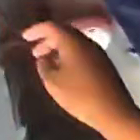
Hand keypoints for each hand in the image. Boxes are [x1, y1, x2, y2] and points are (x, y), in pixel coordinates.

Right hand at [23, 22, 139, 135]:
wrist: (115, 113)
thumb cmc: (80, 96)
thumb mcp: (53, 83)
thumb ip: (44, 66)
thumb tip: (43, 58)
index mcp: (71, 41)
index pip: (50, 26)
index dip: (35, 30)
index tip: (24, 37)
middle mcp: (85, 41)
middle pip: (63, 31)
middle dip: (47, 39)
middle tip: (35, 51)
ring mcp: (97, 51)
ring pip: (73, 41)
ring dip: (58, 47)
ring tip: (47, 61)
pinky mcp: (104, 63)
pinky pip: (82, 50)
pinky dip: (69, 54)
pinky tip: (63, 68)